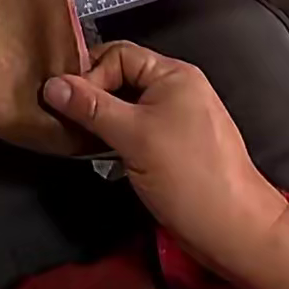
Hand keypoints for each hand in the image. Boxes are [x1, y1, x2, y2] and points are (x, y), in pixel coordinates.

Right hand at [41, 42, 288, 268]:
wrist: (237, 234)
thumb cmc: (191, 178)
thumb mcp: (134, 137)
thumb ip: (91, 107)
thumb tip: (52, 85)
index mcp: (172, 74)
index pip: (118, 54)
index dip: (90, 73)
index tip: (68, 101)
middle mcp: (175, 88)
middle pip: (119, 75)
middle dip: (92, 94)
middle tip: (67, 116)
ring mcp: (174, 116)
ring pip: (124, 102)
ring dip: (101, 116)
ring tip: (77, 134)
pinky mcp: (171, 143)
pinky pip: (134, 125)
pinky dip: (114, 133)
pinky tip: (97, 149)